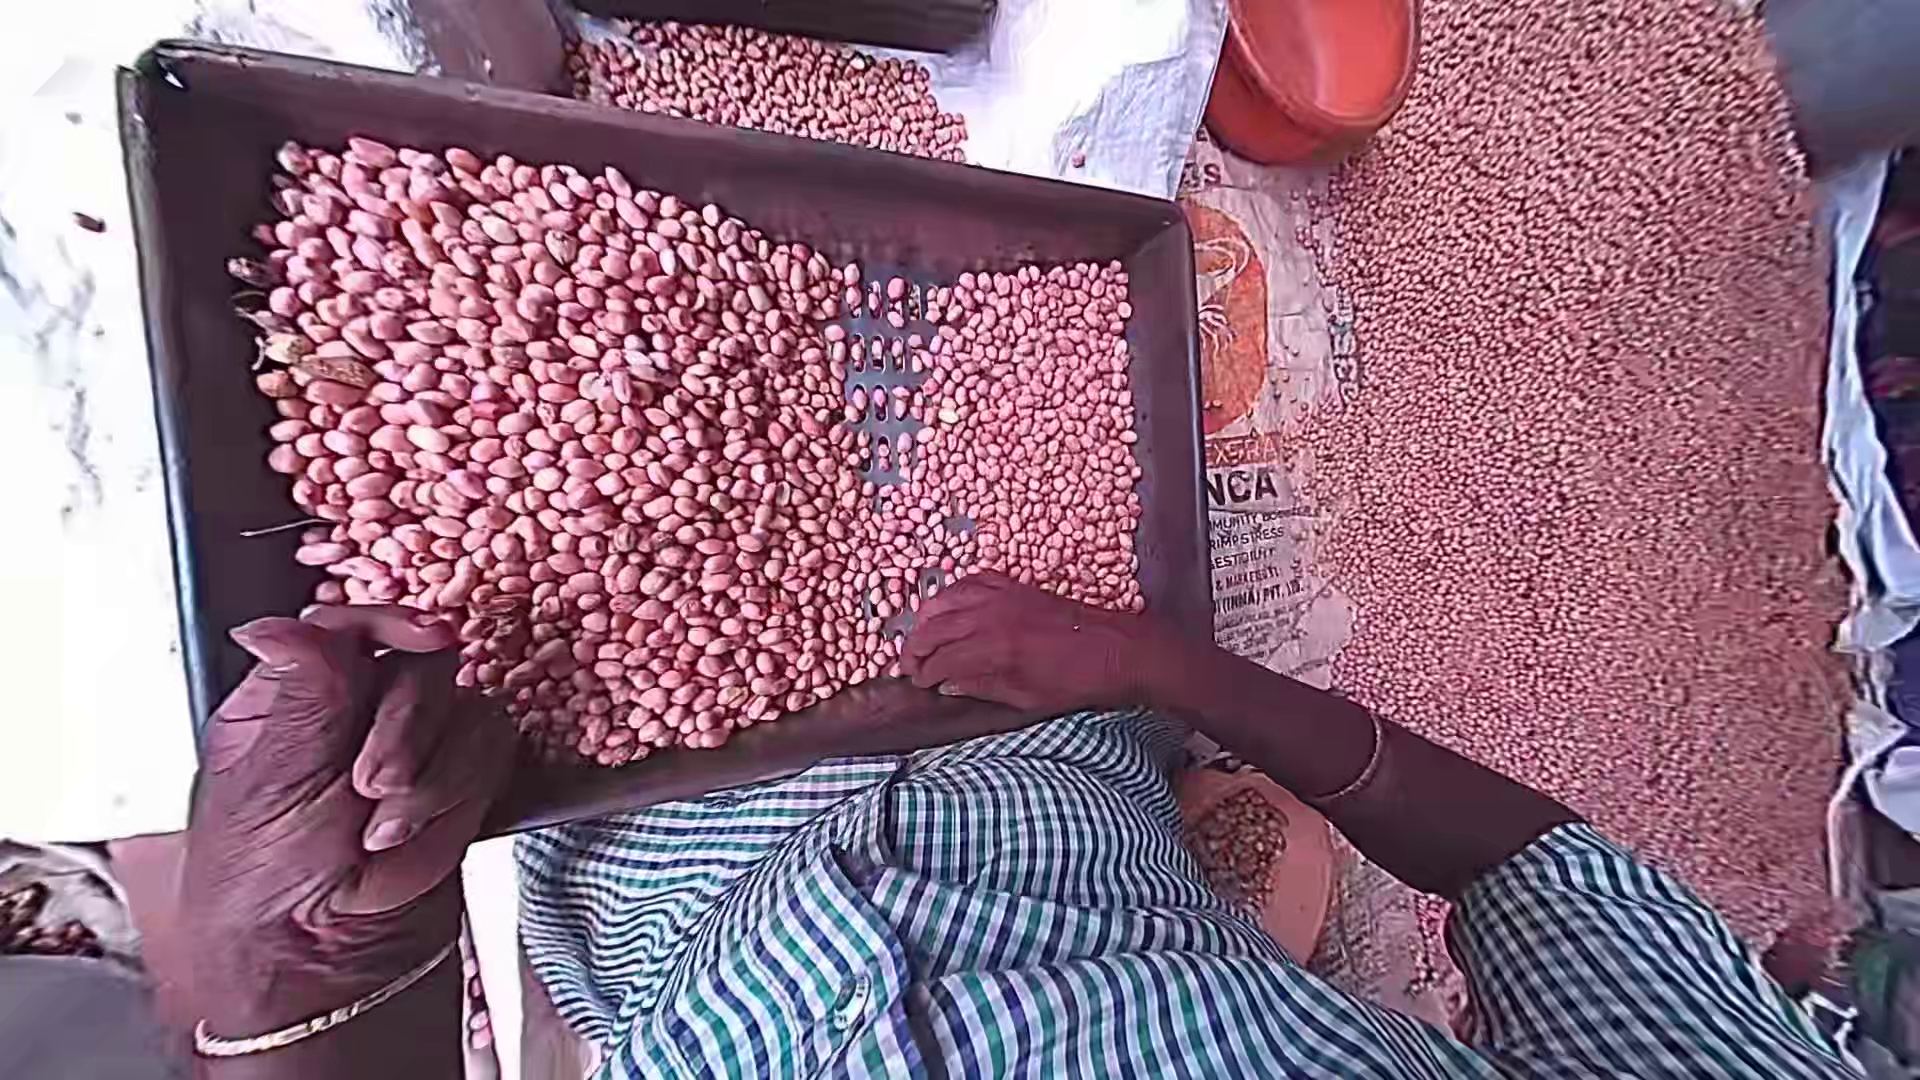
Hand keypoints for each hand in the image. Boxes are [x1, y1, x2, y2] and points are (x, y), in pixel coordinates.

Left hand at [178, 605, 513, 1039]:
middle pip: (422, 663)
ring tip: (383, 825)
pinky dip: (459, 787)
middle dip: (408, 724)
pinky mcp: (476, 754)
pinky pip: (493, 741)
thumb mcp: (269, 786)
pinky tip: (415, 825)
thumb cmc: (271, 873)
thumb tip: (279, 626)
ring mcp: (430, 726)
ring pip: (465, 704)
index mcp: (299, 697)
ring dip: (432, 770)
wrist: (336, 939)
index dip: (390, 623)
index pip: (349, 627)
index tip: (426, 637)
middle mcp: (369, 702)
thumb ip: (301, 700)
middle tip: (372, 782)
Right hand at [901, 573, 1168, 713]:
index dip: (925, 673)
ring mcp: (1003, 596)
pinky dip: (954, 591)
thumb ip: (982, 687)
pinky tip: (950, 604)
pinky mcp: (1014, 586)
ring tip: (921, 634)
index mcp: (995, 649)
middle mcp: (992, 616)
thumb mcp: (1027, 697)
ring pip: (947, 598)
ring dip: (927, 616)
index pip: (942, 659)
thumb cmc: (1074, 681)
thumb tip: (948, 685)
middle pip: (935, 626)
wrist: (1113, 649)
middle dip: (916, 647)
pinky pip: (973, 580)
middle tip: (909, 664)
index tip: (918, 683)